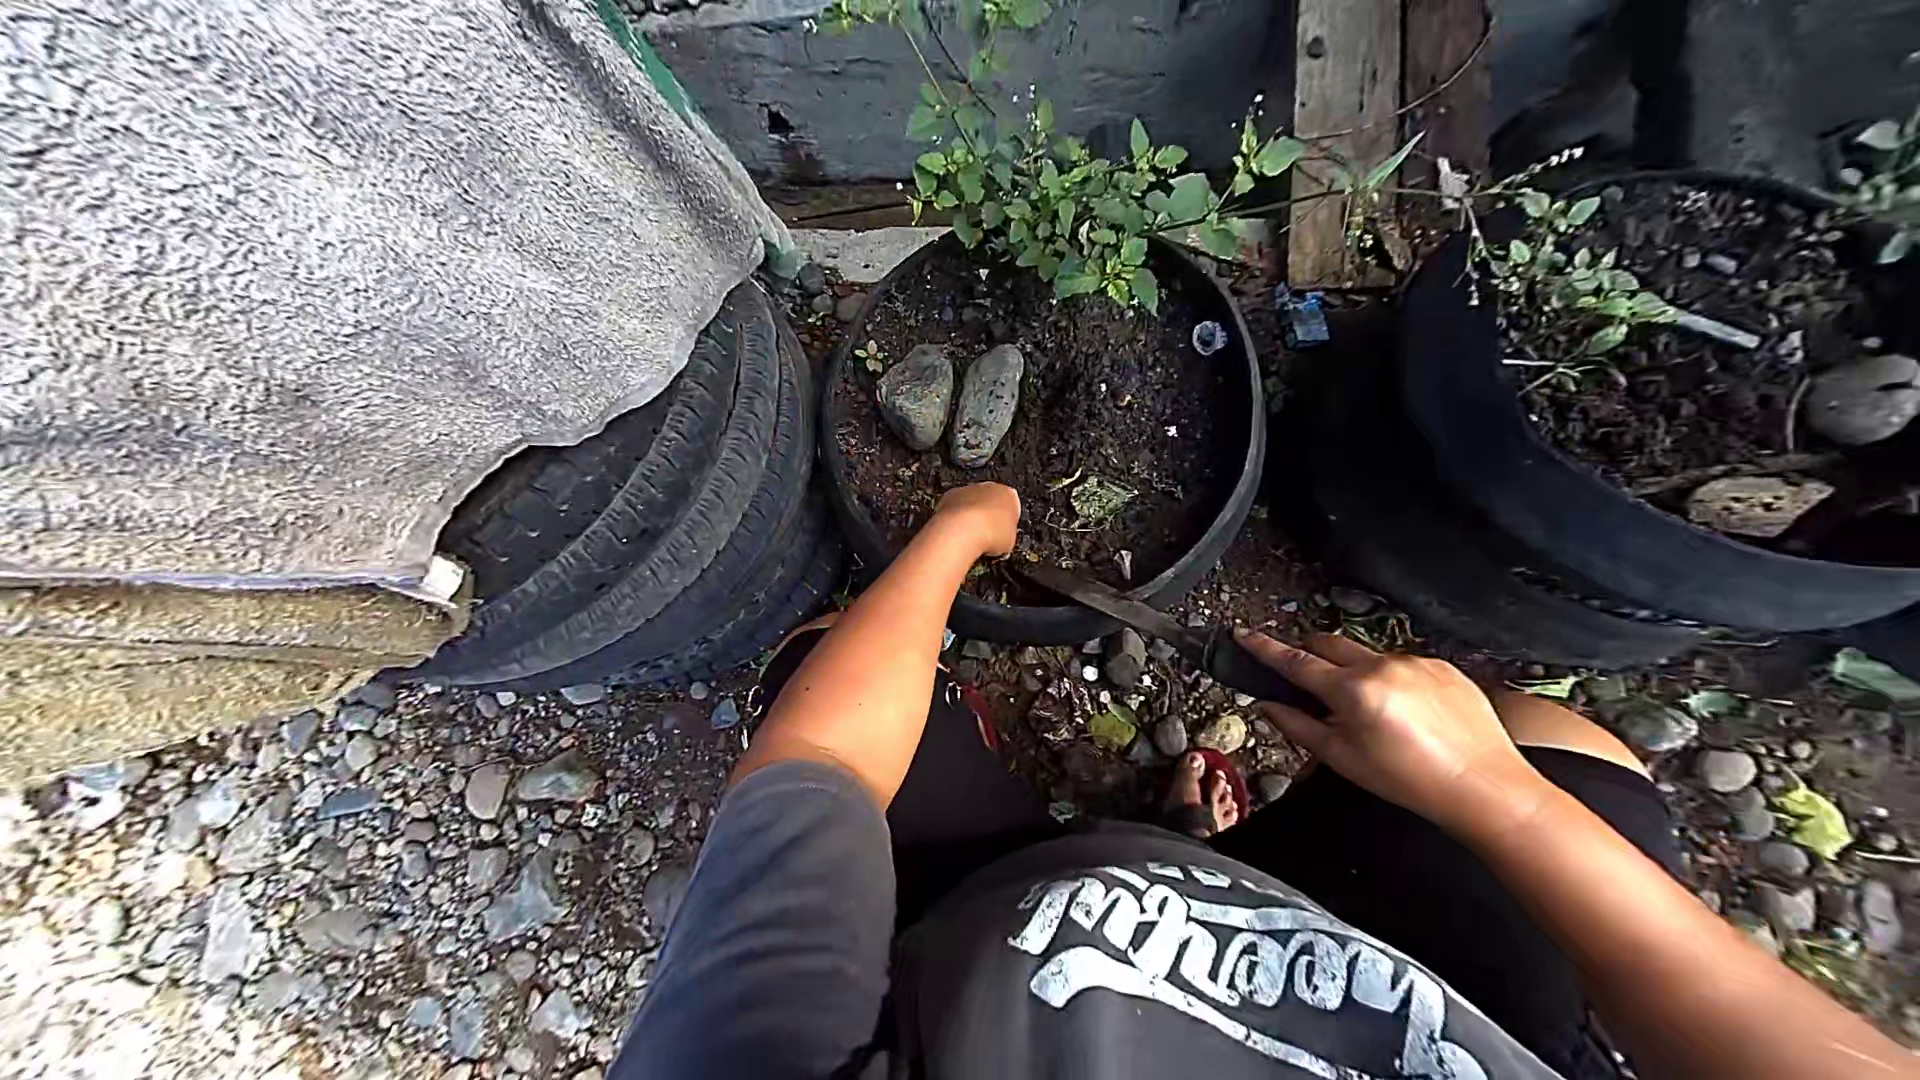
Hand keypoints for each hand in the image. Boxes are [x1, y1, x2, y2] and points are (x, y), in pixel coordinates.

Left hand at [932, 482, 1021, 556]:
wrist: (963, 531)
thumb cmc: (988, 533)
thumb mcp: (1010, 541)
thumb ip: (1008, 534)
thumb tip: (1003, 540)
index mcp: (1010, 495)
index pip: (1012, 508)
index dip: (1007, 524)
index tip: (1003, 535)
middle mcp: (990, 488)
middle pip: (991, 502)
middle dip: (989, 517)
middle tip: (987, 536)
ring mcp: (968, 490)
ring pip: (972, 503)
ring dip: (971, 517)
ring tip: (970, 537)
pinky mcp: (949, 496)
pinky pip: (955, 507)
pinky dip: (955, 518)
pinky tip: (957, 532)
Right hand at [1237, 629, 1550, 835]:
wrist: (1489, 789)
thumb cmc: (1414, 781)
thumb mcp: (1341, 758)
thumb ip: (1296, 725)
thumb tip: (1268, 705)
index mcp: (1354, 691)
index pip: (1294, 660)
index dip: (1263, 647)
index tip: (1244, 634)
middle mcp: (1383, 667)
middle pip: (1325, 643)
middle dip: (1309, 655)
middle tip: (1308, 682)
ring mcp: (1416, 663)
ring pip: (1363, 654)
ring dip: (1353, 671)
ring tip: (1371, 712)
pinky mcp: (1442, 666)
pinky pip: (1399, 661)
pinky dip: (1389, 678)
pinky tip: (1404, 711)